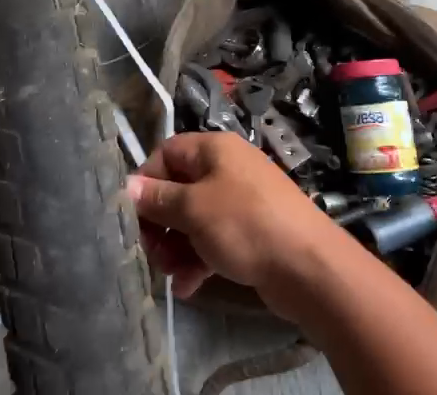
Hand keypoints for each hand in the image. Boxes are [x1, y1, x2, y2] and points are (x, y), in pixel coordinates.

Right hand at [127, 132, 353, 309]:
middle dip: (160, 223)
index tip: (133, 215)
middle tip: (152, 253)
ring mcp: (241, 202)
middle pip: (178, 189)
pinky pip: (214, 240)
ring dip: (176, 246)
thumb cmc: (244, 224)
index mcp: (214, 149)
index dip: (146, 182)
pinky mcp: (251, 233)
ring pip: (195, 219)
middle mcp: (227, 169)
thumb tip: (128, 187)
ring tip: (171, 274)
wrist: (309, 267)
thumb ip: (158, 198)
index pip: (166, 154)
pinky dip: (198, 260)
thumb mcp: (193, 209)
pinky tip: (187, 287)